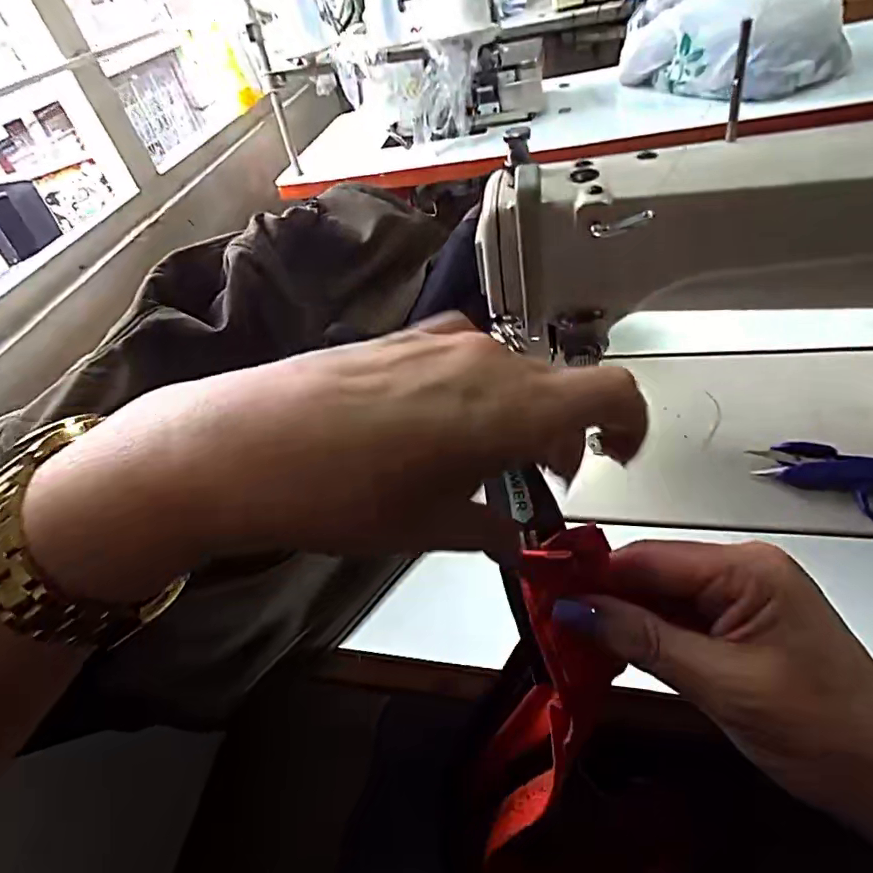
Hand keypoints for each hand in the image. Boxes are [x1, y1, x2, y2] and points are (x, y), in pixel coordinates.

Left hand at [22, 315, 647, 600]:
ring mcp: (446, 339)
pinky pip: (471, 361)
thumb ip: (494, 528)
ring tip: (480, 463)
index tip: (615, 458)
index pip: (613, 393)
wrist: (241, 445)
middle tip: (536, 483)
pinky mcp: (408, 335)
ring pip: (516, 374)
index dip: (631, 425)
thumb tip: (516, 537)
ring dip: (521, 416)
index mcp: (514, 406)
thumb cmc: (346, 496)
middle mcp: (491, 359)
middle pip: (562, 388)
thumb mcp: (433, 526)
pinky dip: (481, 395)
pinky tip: (437, 429)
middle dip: (565, 436)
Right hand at [580, 540, 872, 830]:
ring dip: (626, 620)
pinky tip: (622, 652)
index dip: (593, 573)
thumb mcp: (722, 685)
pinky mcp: (750, 625)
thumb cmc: (824, 733)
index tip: (546, 592)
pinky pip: (688, 619)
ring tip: (576, 643)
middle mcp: (749, 570)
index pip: (649, 557)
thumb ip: (645, 639)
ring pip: (668, 598)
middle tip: (554, 626)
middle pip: (656, 574)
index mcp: (749, 568)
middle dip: (606, 599)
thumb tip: (579, 609)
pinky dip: (654, 636)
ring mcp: (751, 598)